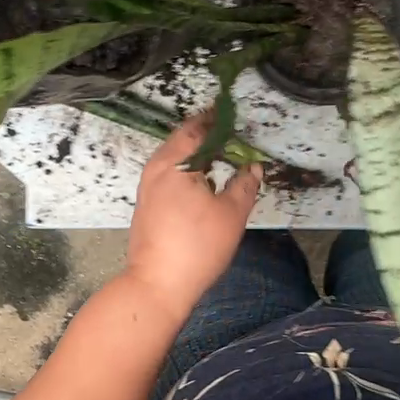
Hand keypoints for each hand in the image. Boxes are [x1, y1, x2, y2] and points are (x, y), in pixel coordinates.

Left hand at [123, 112, 263, 319]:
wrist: (158, 285)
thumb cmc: (197, 247)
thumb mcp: (231, 215)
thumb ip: (244, 186)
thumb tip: (253, 167)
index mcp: (174, 163)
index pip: (196, 129)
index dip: (216, 120)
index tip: (233, 114)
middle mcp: (155, 170)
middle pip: (181, 142)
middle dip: (205, 137)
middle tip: (231, 136)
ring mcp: (146, 189)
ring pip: (173, 161)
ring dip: (195, 157)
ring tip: (220, 159)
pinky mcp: (146, 207)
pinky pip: (168, 178)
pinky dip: (186, 173)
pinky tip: (202, 186)